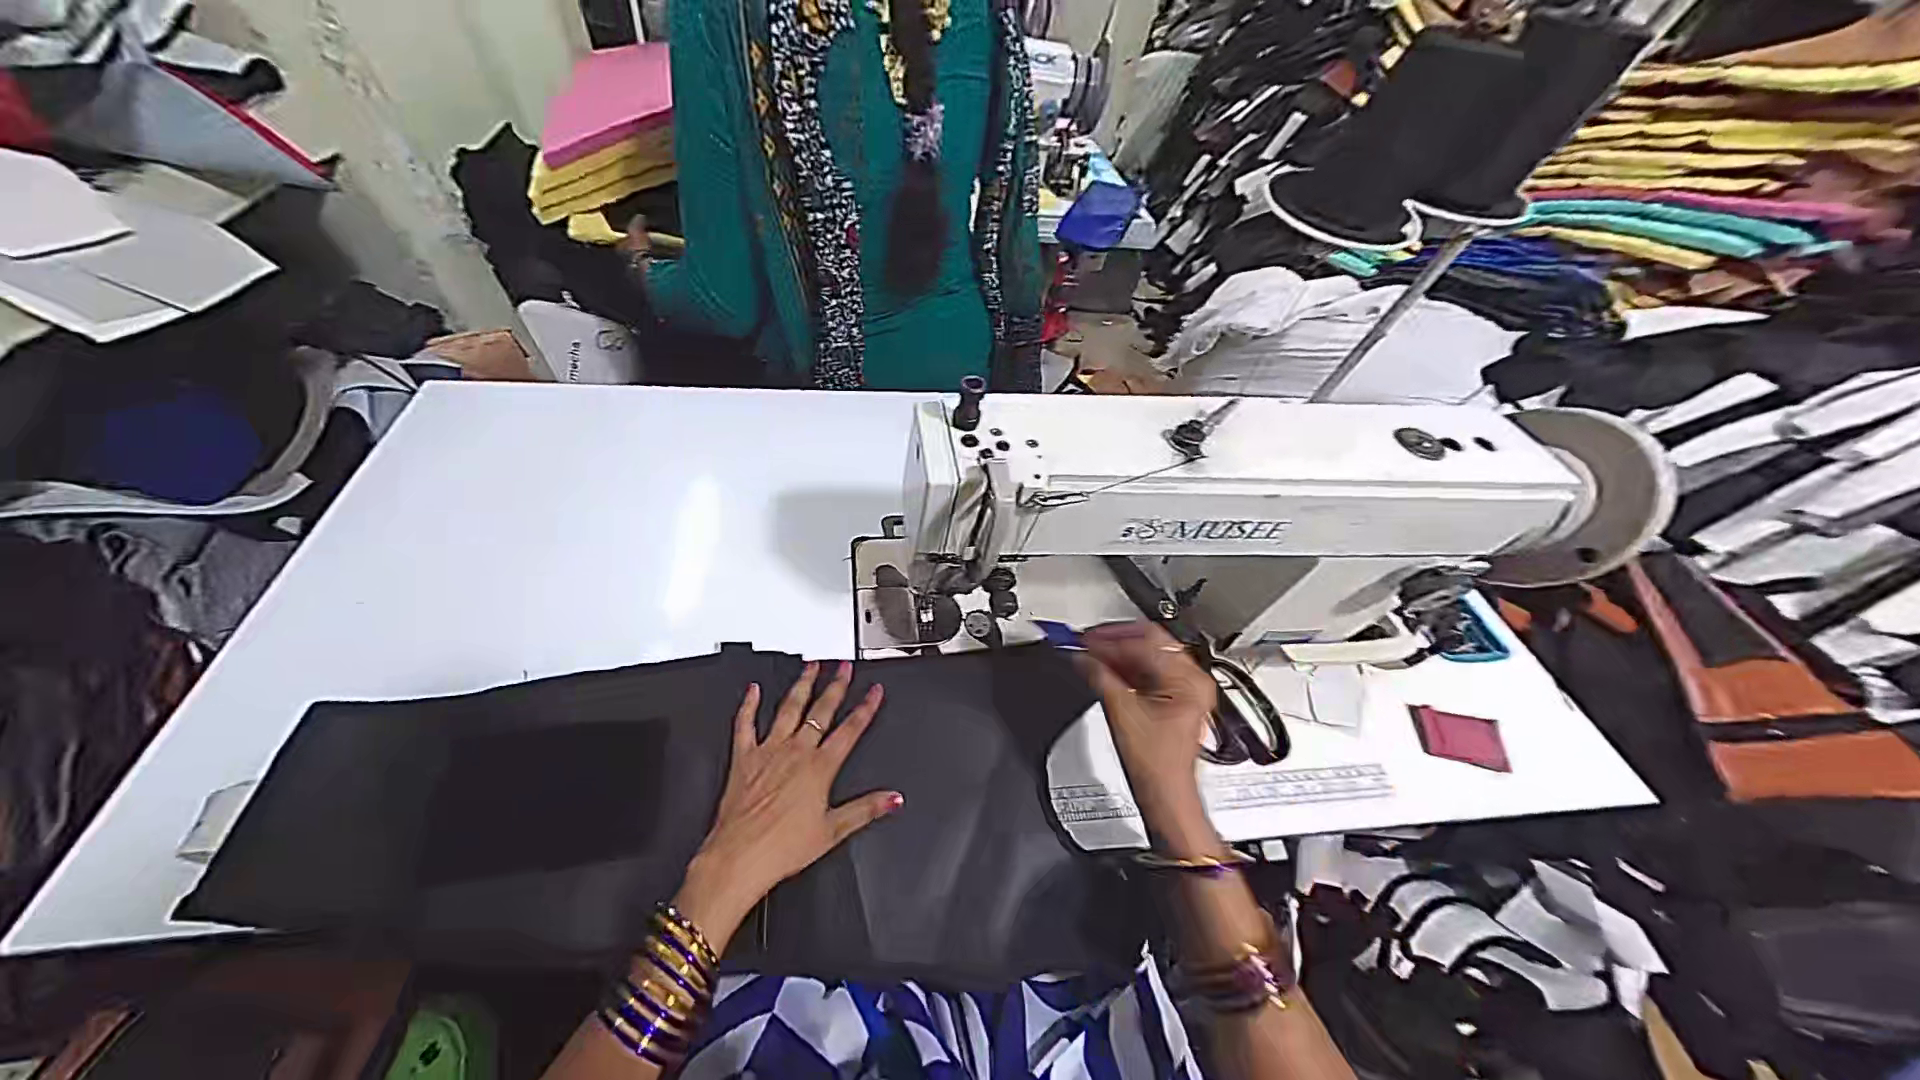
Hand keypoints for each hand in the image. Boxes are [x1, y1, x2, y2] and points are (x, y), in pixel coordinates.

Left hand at [678, 662, 901, 943]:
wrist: (739, 857)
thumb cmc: (781, 848)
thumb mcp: (833, 831)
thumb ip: (866, 810)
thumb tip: (892, 799)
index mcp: (819, 768)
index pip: (850, 729)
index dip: (866, 707)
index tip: (874, 691)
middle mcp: (795, 753)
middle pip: (821, 711)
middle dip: (836, 686)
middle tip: (844, 667)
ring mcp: (768, 752)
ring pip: (789, 708)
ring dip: (802, 685)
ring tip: (811, 667)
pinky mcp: (744, 758)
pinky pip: (745, 724)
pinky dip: (749, 705)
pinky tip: (753, 690)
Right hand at [1075, 622, 1220, 854]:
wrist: (1165, 795)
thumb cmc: (1157, 765)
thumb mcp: (1120, 712)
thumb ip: (1098, 676)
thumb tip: (1082, 657)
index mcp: (1188, 680)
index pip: (1145, 643)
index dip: (1110, 639)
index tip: (1085, 639)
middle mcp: (1193, 680)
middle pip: (1150, 643)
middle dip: (1115, 641)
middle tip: (1087, 641)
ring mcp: (1186, 689)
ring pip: (1148, 656)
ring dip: (1118, 654)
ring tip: (1092, 653)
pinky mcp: (1175, 698)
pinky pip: (1149, 671)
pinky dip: (1126, 667)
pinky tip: (1105, 668)